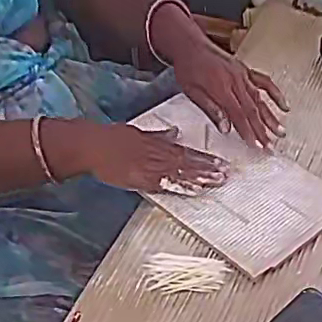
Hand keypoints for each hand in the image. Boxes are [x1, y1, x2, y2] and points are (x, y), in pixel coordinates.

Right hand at [55, 120, 227, 193]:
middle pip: (190, 163)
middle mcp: (159, 155)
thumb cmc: (112, 138)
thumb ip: (158, 134)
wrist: (93, 145)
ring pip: (183, 173)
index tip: (222, 164)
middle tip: (227, 175)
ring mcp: (153, 167)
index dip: (206, 159)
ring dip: (202, 178)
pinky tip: (197, 191)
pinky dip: (184, 186)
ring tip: (218, 182)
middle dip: (209, 169)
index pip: (187, 152)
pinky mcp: (144, 179)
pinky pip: (168, 184)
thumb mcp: (138, 131)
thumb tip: (174, 133)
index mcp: (159, 144)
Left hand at [152, 2, 288, 146]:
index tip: (256, 146)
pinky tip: (284, 106)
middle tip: (271, 147)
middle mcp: (235, 81)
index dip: (249, 132)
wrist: (190, 44)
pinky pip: (264, 82)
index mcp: (221, 88)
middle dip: (263, 131)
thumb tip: (226, 129)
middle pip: (252, 110)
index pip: (239, 115)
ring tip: (281, 132)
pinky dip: (275, 94)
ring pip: (260, 99)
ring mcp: (243, 75)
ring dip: (271, 117)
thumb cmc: (188, 69)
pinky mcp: (246, 70)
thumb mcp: (192, 93)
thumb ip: (211, 110)